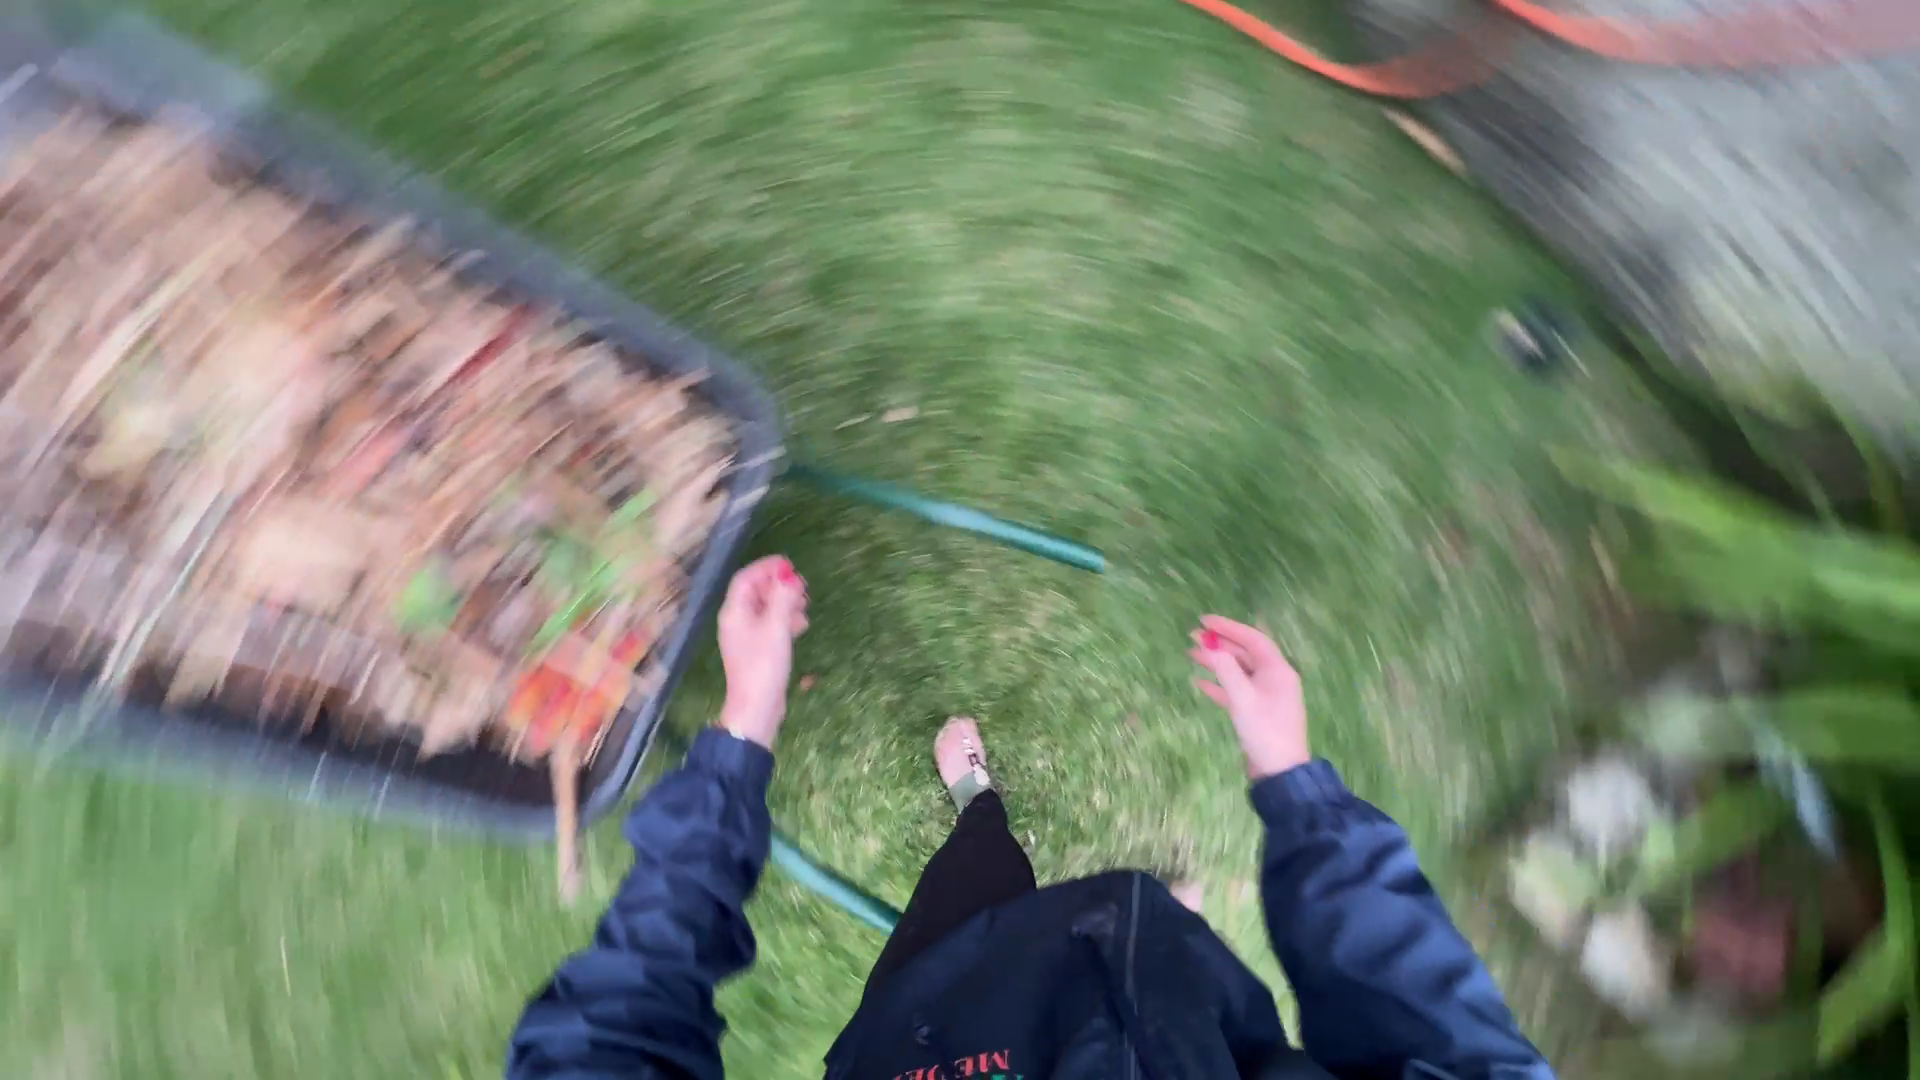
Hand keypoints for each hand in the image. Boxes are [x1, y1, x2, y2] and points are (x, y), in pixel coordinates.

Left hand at [716, 555, 808, 747]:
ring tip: (805, 606)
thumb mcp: (776, 628)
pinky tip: (800, 626)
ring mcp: (747, 636)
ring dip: (785, 603)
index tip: (790, 565)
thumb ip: (782, 599)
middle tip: (802, 586)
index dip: (767, 568)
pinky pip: (771, 625)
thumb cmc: (763, 666)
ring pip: (766, 608)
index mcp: (735, 612)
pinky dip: (785, 620)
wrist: (756, 708)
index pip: (746, 578)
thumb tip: (788, 578)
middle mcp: (737, 621)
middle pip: (757, 592)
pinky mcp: (758, 649)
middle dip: (779, 586)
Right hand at [1189, 615, 1309, 779]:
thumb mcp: (1243, 697)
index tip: (1203, 621)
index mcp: (1277, 670)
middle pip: (1244, 653)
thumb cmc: (1264, 730)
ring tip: (1191, 654)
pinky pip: (1235, 690)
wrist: (1280, 772)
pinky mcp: (1256, 711)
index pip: (1252, 639)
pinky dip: (1218, 684)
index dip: (1228, 627)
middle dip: (1219, 643)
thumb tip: (1209, 645)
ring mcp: (1265, 695)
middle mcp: (1273, 678)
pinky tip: (1199, 682)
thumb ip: (1225, 669)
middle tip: (1192, 636)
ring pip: (1238, 671)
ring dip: (1216, 661)